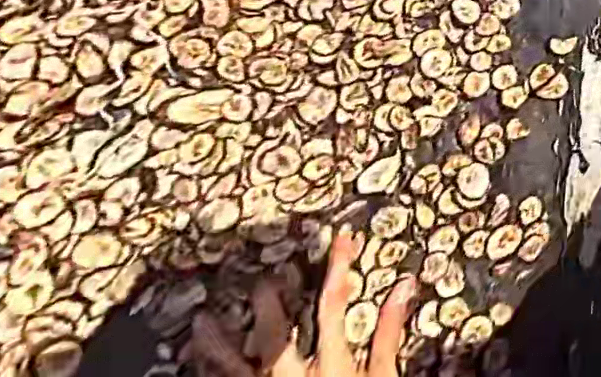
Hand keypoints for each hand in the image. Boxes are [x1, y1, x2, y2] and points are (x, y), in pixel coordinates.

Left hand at [191, 230, 415, 376]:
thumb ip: (389, 334)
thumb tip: (403, 285)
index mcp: (332, 366)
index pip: (335, 301)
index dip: (339, 265)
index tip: (342, 237)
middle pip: (276, 332)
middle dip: (269, 301)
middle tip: (262, 279)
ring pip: (236, 369)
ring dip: (217, 346)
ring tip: (200, 324)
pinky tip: (197, 367)